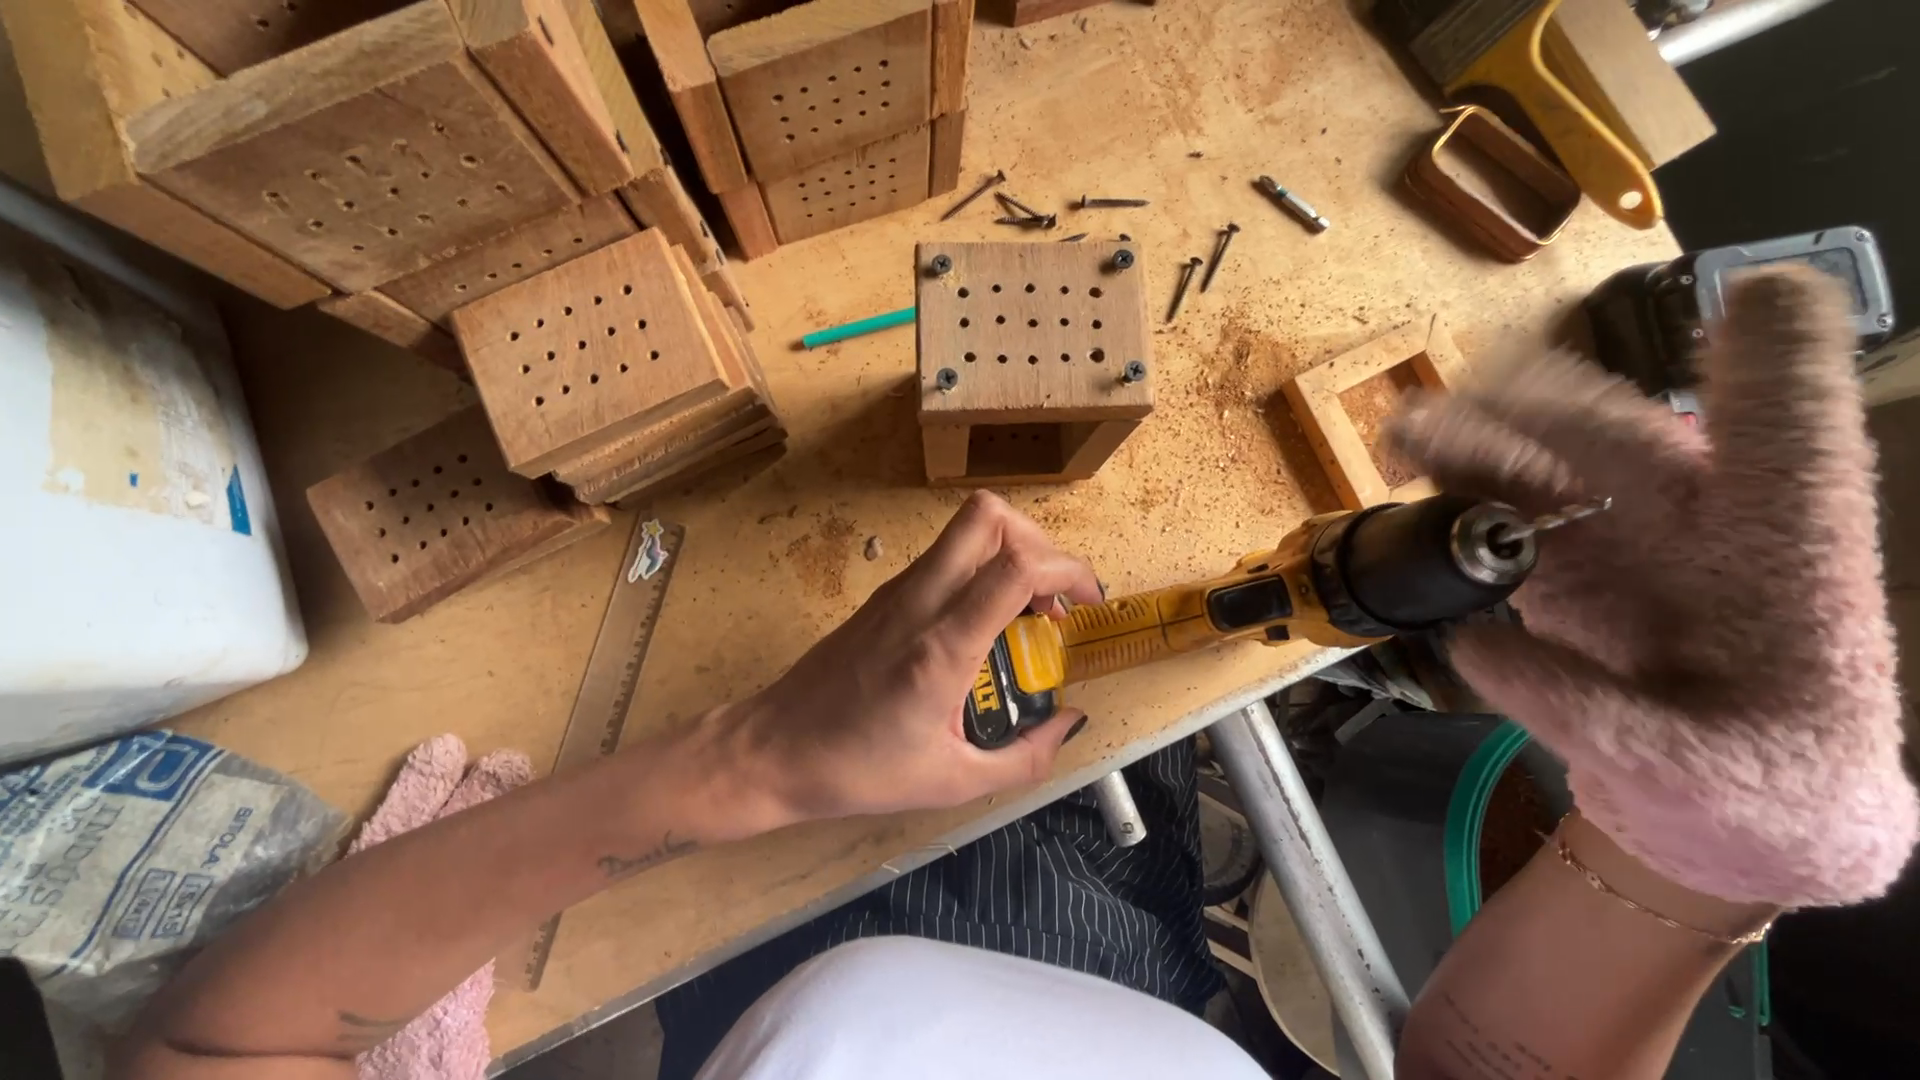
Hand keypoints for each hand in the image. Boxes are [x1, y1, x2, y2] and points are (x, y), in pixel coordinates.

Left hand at [721, 491, 1100, 821]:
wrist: (770, 749)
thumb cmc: (856, 770)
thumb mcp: (952, 782)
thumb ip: (1024, 757)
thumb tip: (1070, 722)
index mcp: (940, 647)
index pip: (1017, 566)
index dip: (1069, 570)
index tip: (1087, 606)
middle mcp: (919, 601)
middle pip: (989, 516)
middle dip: (1040, 542)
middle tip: (1053, 599)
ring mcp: (897, 590)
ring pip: (966, 528)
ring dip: (1011, 553)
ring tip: (1025, 614)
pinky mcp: (883, 595)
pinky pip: (945, 557)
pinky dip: (981, 570)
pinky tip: (983, 626)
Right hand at [1389, 268, 1915, 906]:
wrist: (1727, 805)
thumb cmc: (1755, 783)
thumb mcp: (1695, 773)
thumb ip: (1590, 714)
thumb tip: (1473, 644)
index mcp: (1780, 550)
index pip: (1790, 429)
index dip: (1770, 355)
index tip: (1749, 296)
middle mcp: (1702, 517)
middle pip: (1611, 429)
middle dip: (1516, 410)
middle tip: (1423, 428)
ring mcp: (1626, 533)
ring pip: (1541, 450)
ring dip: (1467, 434)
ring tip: (1402, 441)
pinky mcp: (1568, 558)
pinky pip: (1504, 498)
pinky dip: (1453, 480)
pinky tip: (1414, 477)